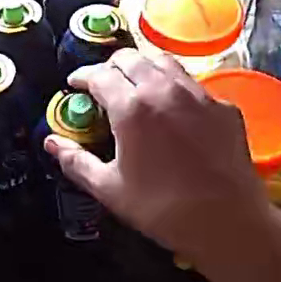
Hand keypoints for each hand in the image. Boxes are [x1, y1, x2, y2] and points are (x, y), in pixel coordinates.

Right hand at [44, 49, 280, 270]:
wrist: (228, 223)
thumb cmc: (161, 209)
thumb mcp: (109, 189)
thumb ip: (76, 161)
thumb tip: (52, 143)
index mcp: (132, 108)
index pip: (99, 75)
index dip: (82, 77)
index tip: (75, 86)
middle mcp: (165, 90)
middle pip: (131, 58)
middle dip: (110, 67)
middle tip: (102, 84)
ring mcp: (199, 95)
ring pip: (164, 62)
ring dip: (142, 67)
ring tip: (134, 85)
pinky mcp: (224, 106)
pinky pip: (192, 83)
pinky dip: (173, 86)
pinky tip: (171, 108)